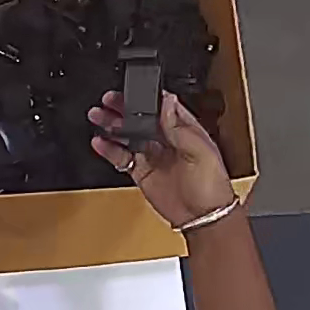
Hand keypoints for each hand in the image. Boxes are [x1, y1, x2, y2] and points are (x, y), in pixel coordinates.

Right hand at [87, 91, 236, 228]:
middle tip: (108, 100)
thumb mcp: (200, 151)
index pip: (162, 106)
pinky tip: (99, 142)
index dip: (146, 98)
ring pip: (128, 135)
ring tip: (98, 117)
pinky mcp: (141, 172)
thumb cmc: (211, 185)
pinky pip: (122, 157)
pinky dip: (109, 150)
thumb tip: (168, 102)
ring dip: (113, 126)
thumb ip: (179, 127)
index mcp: (184, 130)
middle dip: (124, 108)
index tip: (131, 92)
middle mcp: (167, 140)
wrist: (202, 218)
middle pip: (141, 118)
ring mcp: (152, 156)